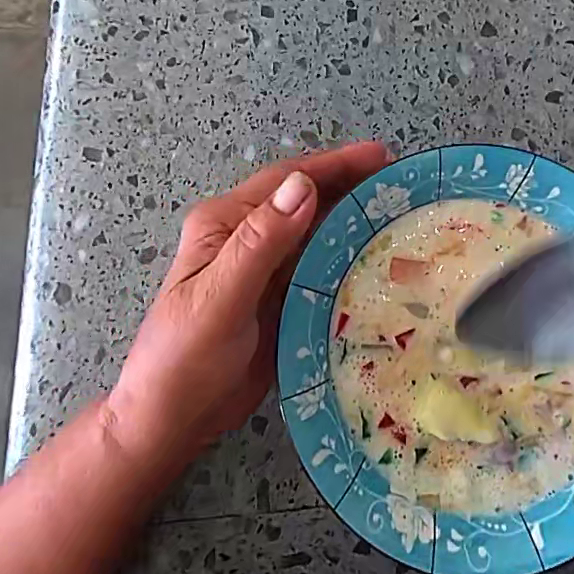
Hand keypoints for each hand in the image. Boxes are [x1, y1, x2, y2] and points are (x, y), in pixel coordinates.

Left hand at [106, 142, 389, 457]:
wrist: (172, 418)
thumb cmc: (184, 357)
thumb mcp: (220, 296)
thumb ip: (260, 242)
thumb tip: (303, 185)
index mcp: (226, 224)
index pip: (287, 181)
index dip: (335, 164)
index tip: (380, 155)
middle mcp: (248, 238)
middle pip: (307, 199)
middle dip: (352, 184)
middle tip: (401, 180)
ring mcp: (268, 268)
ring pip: (319, 230)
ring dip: (356, 216)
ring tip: (400, 210)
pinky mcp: (284, 295)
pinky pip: (323, 263)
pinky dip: (351, 252)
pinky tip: (380, 254)